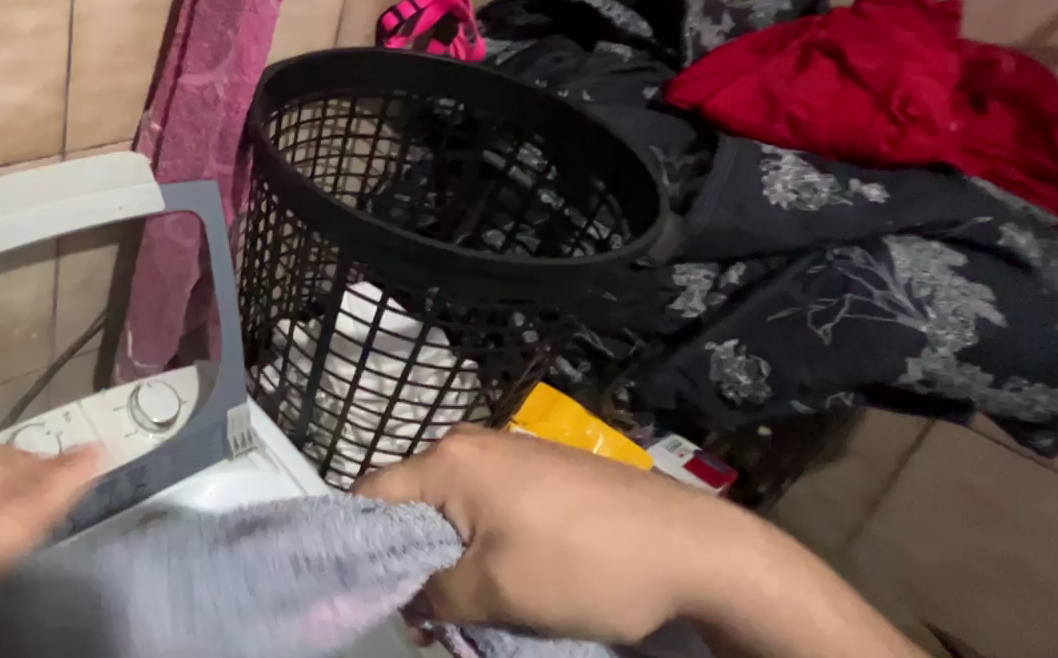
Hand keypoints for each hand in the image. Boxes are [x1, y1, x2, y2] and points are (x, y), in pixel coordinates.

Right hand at [355, 425, 762, 642]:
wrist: (695, 546)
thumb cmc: (586, 566)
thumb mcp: (502, 594)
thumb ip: (438, 597)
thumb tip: (410, 602)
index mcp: (447, 461)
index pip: (371, 494)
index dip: (361, 544)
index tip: (370, 591)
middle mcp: (466, 443)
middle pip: (411, 500)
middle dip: (411, 557)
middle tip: (426, 614)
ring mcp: (504, 449)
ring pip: (450, 504)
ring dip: (449, 552)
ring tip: (469, 602)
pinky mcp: (535, 465)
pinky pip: (484, 499)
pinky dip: (481, 537)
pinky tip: (506, 573)